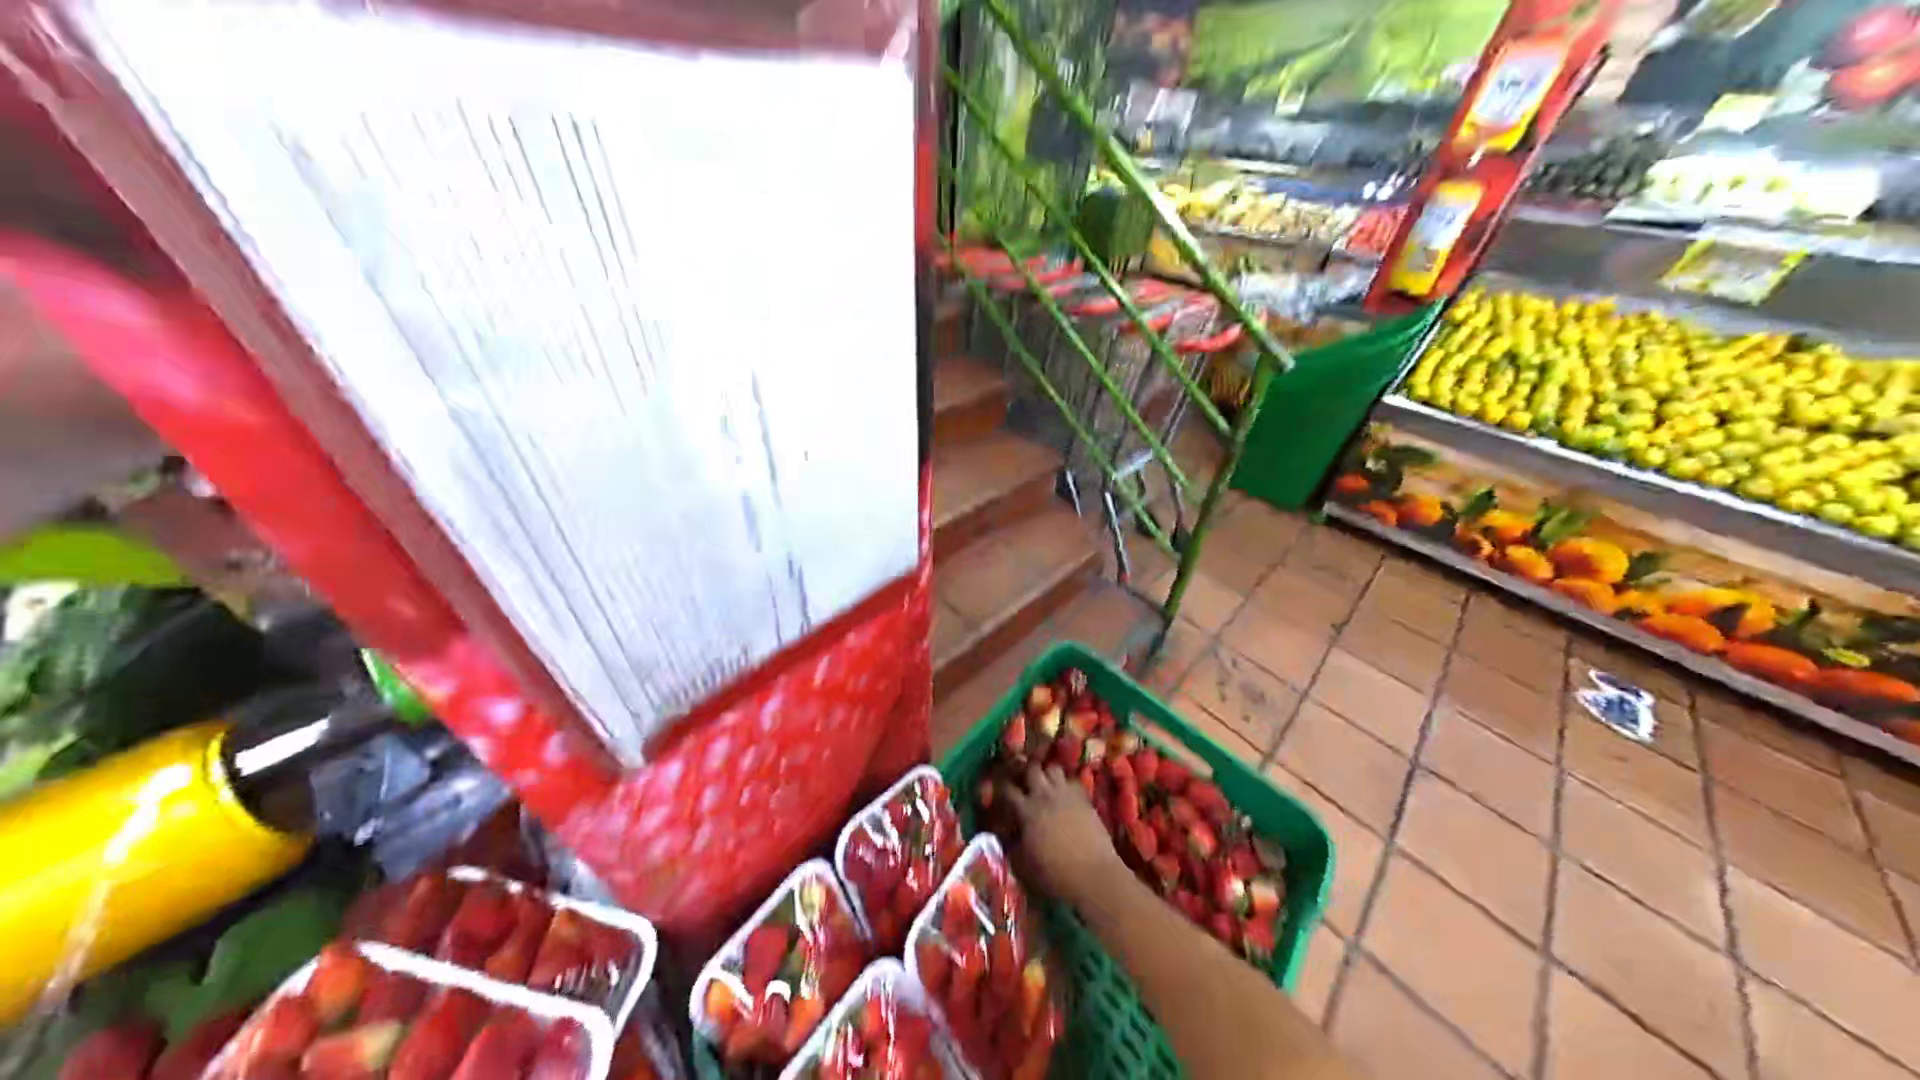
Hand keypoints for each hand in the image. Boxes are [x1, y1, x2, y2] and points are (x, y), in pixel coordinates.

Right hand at [1004, 765, 1125, 907]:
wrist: (1092, 875)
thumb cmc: (1054, 874)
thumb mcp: (1023, 864)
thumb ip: (1012, 844)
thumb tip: (1007, 834)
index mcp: (1027, 811)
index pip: (1007, 789)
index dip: (1002, 787)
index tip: (1000, 789)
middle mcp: (1044, 796)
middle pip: (1032, 768)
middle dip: (1026, 771)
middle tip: (1024, 780)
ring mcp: (1066, 794)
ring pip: (1053, 768)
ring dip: (1047, 773)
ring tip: (1046, 782)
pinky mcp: (1084, 799)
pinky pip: (1072, 780)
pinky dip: (1067, 783)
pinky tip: (1065, 793)